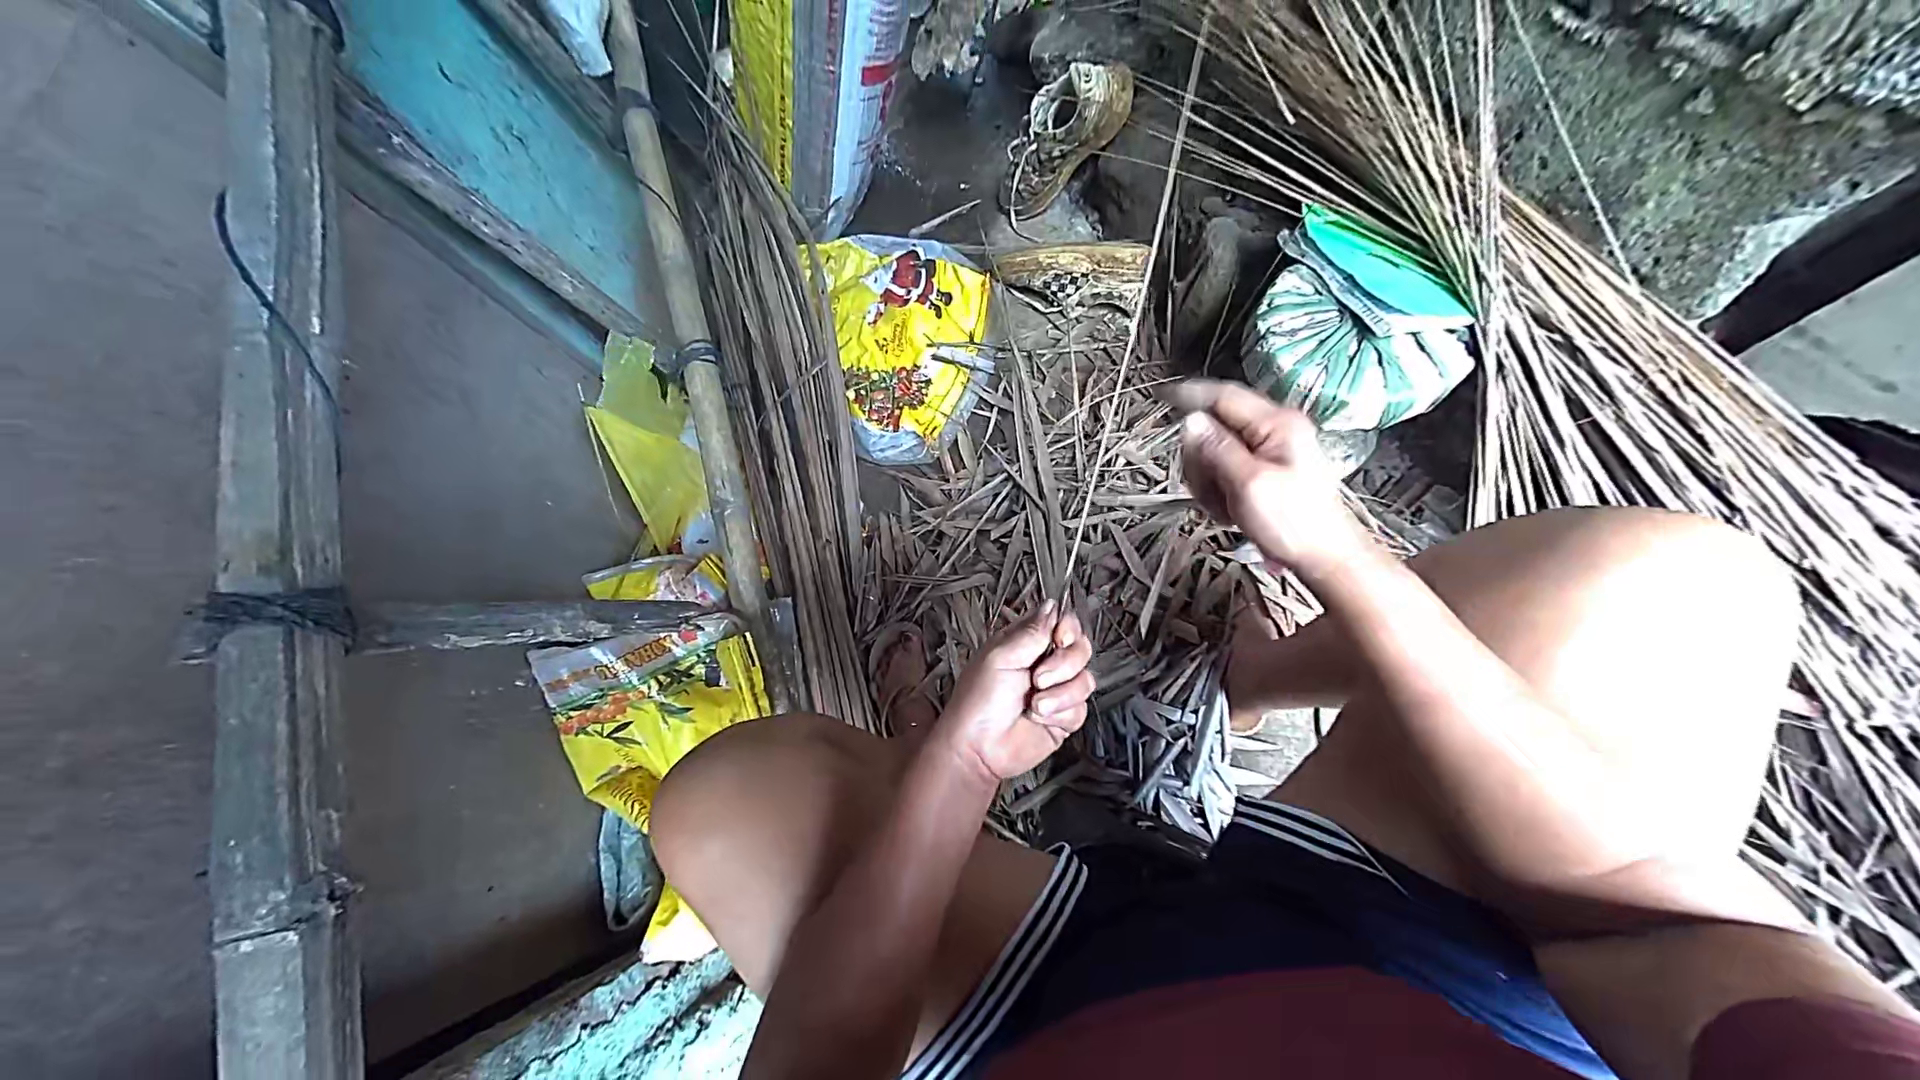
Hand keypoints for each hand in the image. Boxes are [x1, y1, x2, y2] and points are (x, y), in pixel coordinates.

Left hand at [936, 602, 1093, 782]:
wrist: (979, 748)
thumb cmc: (977, 702)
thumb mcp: (999, 656)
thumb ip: (1030, 631)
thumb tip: (1051, 606)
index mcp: (1025, 642)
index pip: (1062, 622)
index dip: (1067, 628)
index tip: (1059, 638)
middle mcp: (1043, 663)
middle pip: (1080, 648)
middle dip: (1064, 663)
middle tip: (1039, 677)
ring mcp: (1055, 690)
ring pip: (1085, 679)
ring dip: (1060, 693)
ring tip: (1034, 702)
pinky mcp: (1064, 716)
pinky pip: (1081, 708)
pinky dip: (1061, 713)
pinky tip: (1039, 717)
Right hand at [1165, 379, 1367, 576]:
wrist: (1323, 557)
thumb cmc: (1295, 525)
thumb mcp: (1248, 484)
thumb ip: (1217, 449)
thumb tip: (1191, 421)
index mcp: (1276, 425)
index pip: (1223, 396)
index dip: (1190, 396)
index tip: (1163, 398)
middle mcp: (1273, 431)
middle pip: (1214, 427)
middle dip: (1200, 458)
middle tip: (1207, 488)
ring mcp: (1269, 451)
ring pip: (1214, 452)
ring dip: (1208, 480)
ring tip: (1224, 505)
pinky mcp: (1263, 470)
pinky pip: (1223, 471)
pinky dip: (1218, 491)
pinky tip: (1230, 509)